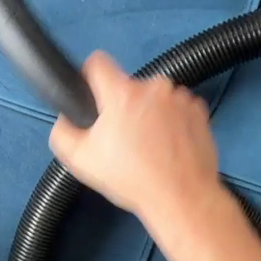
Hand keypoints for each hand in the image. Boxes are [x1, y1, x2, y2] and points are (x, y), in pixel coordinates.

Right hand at [49, 51, 224, 223]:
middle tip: (120, 138)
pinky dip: (169, 121)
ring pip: (152, 97)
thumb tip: (66, 119)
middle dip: (120, 106)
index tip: (90, 94)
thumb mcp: (79, 160)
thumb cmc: (133, 179)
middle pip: (126, 86)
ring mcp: (180, 97)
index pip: (96, 62)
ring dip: (146, 113)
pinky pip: (175, 107)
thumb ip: (62, 131)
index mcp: (122, 94)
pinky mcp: (199, 110)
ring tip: (146, 146)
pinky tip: (165, 146)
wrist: (181, 198)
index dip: (88, 76)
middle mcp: (154, 88)